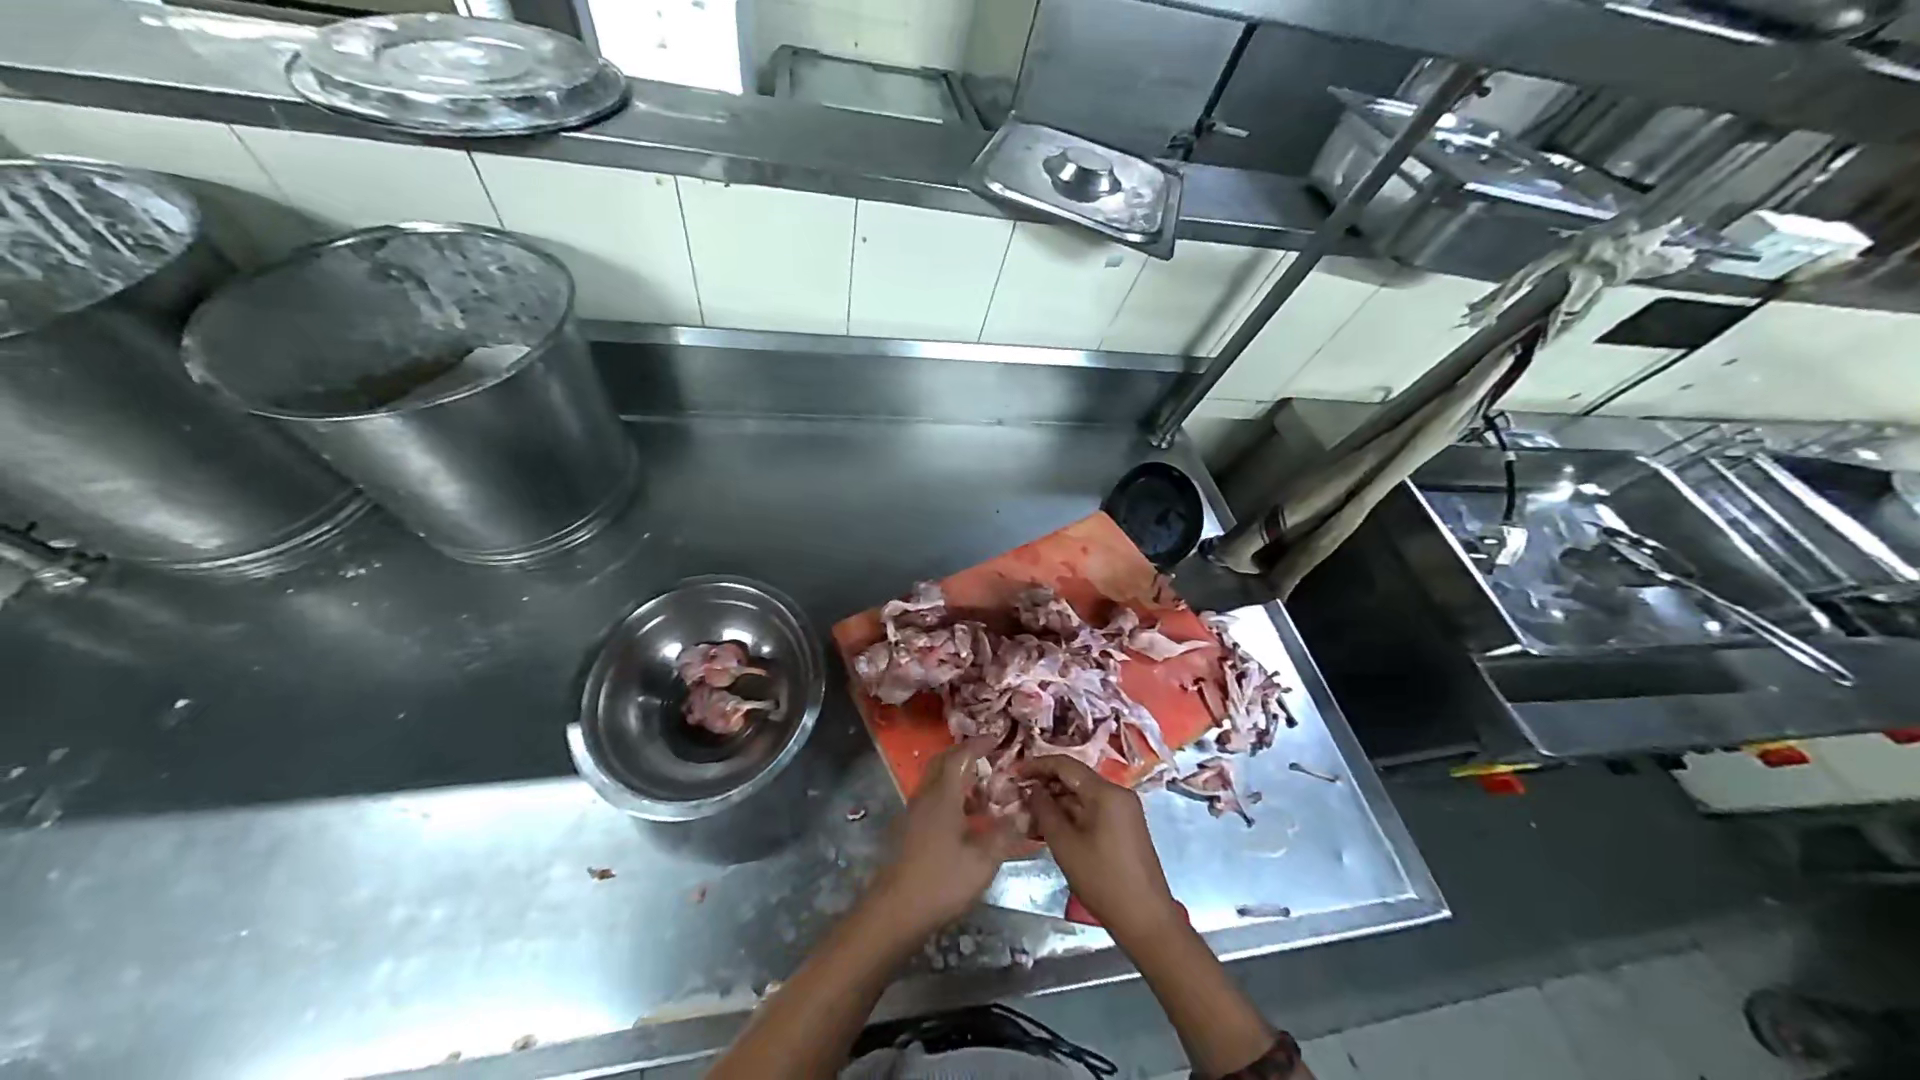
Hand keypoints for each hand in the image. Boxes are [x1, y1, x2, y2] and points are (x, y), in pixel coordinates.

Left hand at [869, 737, 1022, 928]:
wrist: (896, 911)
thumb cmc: (942, 880)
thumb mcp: (983, 859)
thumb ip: (1007, 833)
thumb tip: (1028, 812)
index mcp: (942, 795)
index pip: (959, 757)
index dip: (977, 745)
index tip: (995, 739)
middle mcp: (925, 797)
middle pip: (943, 764)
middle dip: (966, 757)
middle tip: (990, 760)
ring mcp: (914, 814)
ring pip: (937, 784)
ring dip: (960, 780)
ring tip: (986, 793)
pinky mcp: (911, 831)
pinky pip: (934, 801)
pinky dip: (952, 799)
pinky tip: (969, 821)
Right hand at [1018, 756, 1181, 941]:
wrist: (1145, 919)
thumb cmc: (1102, 879)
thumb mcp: (1065, 844)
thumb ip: (1044, 810)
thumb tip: (1033, 790)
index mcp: (1106, 792)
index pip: (1065, 765)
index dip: (1037, 766)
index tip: (1013, 774)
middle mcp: (1118, 793)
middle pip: (1075, 778)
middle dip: (1045, 785)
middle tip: (1017, 796)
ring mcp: (1124, 810)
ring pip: (1083, 796)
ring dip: (1056, 802)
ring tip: (1029, 815)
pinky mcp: (1124, 826)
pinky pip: (1092, 810)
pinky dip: (1071, 815)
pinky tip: (1050, 827)